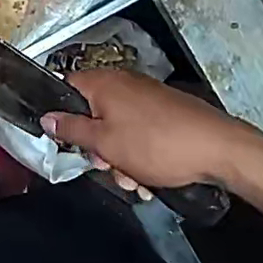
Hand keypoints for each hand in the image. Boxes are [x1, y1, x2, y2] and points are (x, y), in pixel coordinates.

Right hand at [41, 70, 260, 189]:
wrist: (216, 148)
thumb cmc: (157, 143)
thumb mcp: (104, 143)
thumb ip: (71, 129)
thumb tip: (47, 117)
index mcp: (105, 83)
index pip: (67, 86)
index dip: (60, 114)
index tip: (64, 140)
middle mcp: (125, 83)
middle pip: (93, 114)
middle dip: (97, 146)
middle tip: (107, 165)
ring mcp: (147, 98)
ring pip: (117, 130)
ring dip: (119, 158)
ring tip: (135, 178)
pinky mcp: (164, 113)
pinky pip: (139, 134)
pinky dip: (140, 156)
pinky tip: (150, 177)